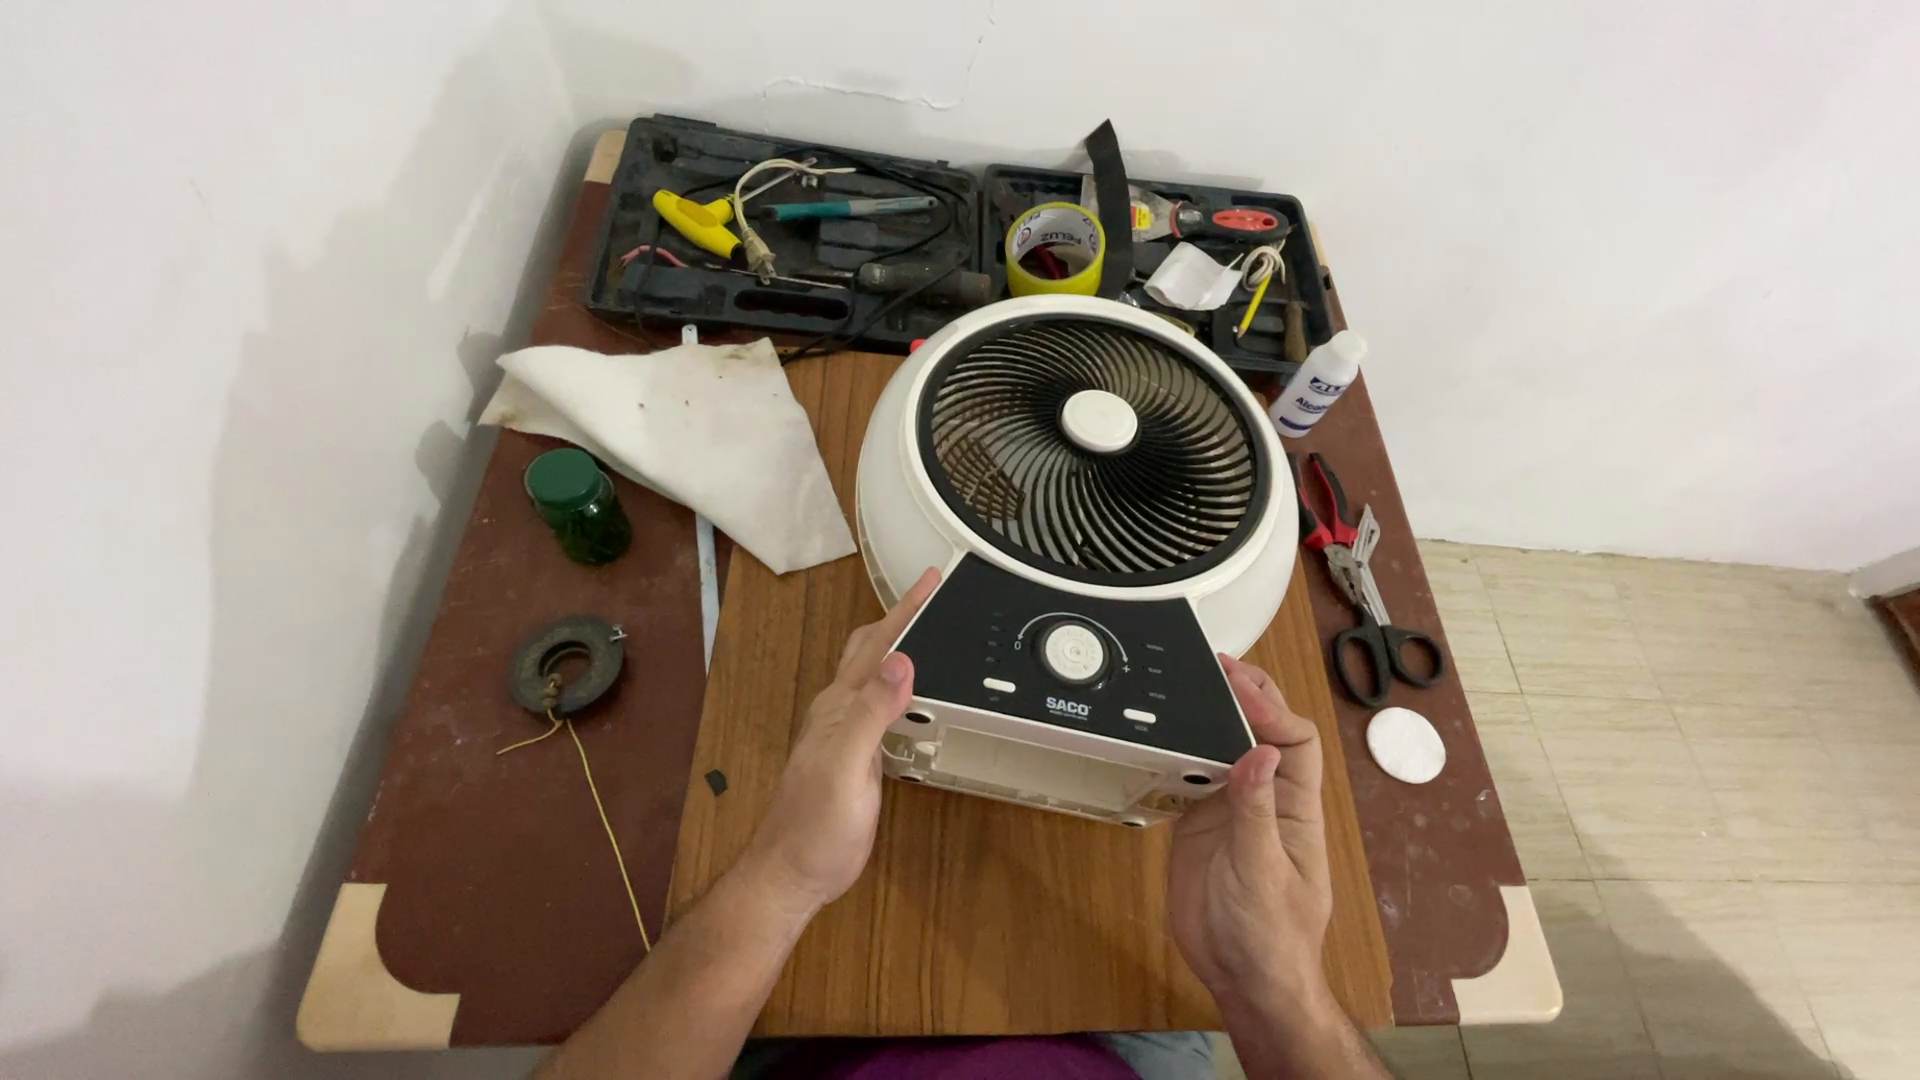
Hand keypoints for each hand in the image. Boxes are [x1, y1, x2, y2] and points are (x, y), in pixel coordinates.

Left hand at [738, 567, 939, 915]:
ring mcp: (848, 732)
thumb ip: (871, 712)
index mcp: (839, 703)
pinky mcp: (858, 755)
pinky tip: (916, 692)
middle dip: (901, 617)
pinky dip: (902, 685)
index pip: (877, 644)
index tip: (930, 578)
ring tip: (930, 631)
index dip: (905, 609)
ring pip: (874, 674)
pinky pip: (882, 704)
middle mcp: (841, 709)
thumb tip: (903, 660)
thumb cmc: (817, 824)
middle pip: (870, 648)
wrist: (794, 873)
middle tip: (933, 595)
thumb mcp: (846, 766)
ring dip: (900, 646)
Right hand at [1167, 654, 1333, 1012]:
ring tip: (1192, 684)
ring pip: (1225, 747)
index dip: (1271, 709)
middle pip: (1265, 733)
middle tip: (1218, 663)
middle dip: (1249, 696)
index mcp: (1295, 808)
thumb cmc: (1270, 935)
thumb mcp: (1264, 873)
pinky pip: (1192, 772)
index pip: (1295, 741)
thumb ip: (1257, 813)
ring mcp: (1231, 809)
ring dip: (1213, 716)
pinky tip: (1165, 733)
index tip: (1237, 686)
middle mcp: (1265, 799)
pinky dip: (1180, 749)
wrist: (1240, 976)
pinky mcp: (1199, 821)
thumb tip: (1261, 752)